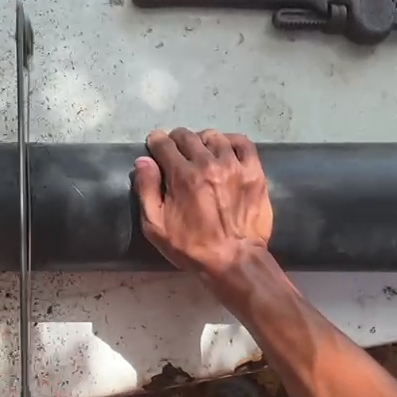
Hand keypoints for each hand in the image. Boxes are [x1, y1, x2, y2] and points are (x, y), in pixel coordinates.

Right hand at [133, 129, 272, 280]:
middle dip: (176, 139)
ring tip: (200, 151)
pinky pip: (243, 143)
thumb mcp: (155, 226)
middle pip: (188, 136)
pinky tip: (225, 149)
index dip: (156, 141)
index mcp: (182, 175)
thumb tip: (143, 161)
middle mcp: (208, 163)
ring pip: (214, 137)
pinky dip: (231, 141)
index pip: (164, 143)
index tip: (155, 145)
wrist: (234, 260)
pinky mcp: (254, 171)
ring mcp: (234, 165)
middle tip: (175, 150)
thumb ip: (146, 190)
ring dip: (202, 140)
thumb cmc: (191, 247)